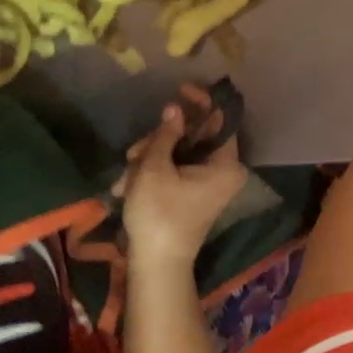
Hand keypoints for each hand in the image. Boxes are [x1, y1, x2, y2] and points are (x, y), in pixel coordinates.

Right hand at [116, 84, 248, 268]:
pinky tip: (124, 188)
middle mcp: (226, 170)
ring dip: (148, 160)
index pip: (220, 121)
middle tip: (134, 154)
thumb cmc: (159, 214)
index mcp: (228, 163)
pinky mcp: (193, 192)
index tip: (180, 89)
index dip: (201, 102)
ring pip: (178, 153)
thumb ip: (166, 136)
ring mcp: (210, 182)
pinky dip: (150, 174)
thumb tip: (175, 108)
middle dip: (159, 142)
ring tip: (124, 180)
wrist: (156, 263)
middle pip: (193, 137)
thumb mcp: (155, 170)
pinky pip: (175, 170)